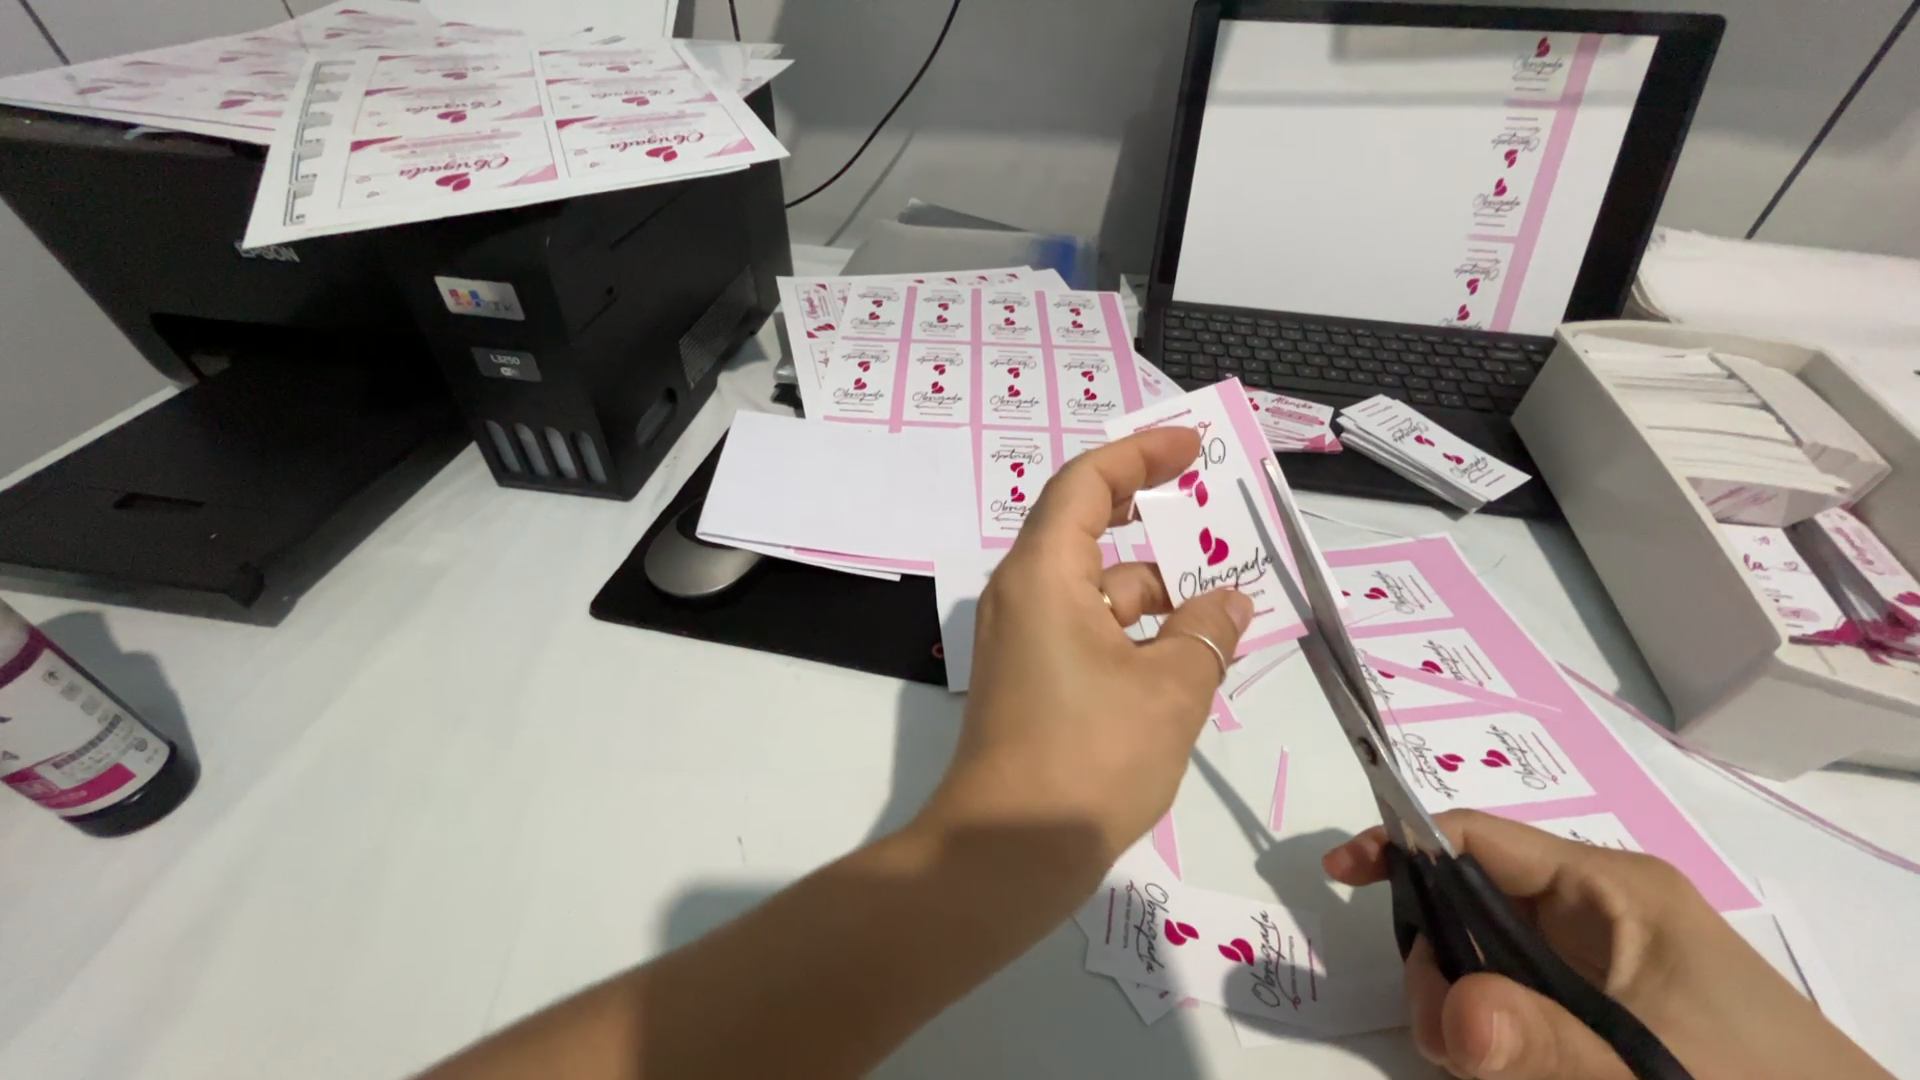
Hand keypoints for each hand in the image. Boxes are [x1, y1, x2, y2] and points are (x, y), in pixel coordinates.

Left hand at [920, 428, 1253, 874]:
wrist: (1006, 853)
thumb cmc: (1089, 759)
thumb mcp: (1169, 690)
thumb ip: (1206, 633)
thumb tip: (1228, 602)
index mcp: (1044, 574)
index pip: (1086, 483)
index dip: (1139, 454)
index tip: (1190, 446)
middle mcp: (1024, 595)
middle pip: (1089, 528)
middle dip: (1151, 516)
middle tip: (1210, 508)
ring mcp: (1024, 639)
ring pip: (1097, 587)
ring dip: (1156, 587)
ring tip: (1225, 595)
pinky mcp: (1032, 679)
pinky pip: (1089, 629)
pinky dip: (1136, 629)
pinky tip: (1188, 650)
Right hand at [1324, 810, 1891, 1079]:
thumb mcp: (1654, 1076)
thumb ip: (1551, 1047)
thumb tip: (1448, 1014)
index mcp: (1608, 887)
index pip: (1473, 837)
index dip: (1400, 846)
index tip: (1340, 877)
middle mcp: (1595, 908)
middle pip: (1467, 904)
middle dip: (1438, 964)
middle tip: (1448, 1043)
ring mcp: (1597, 959)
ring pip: (1484, 959)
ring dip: (1466, 1011)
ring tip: (1484, 1071)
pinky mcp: (1601, 1006)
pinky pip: (1517, 1001)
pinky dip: (1497, 1035)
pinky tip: (1509, 1071)